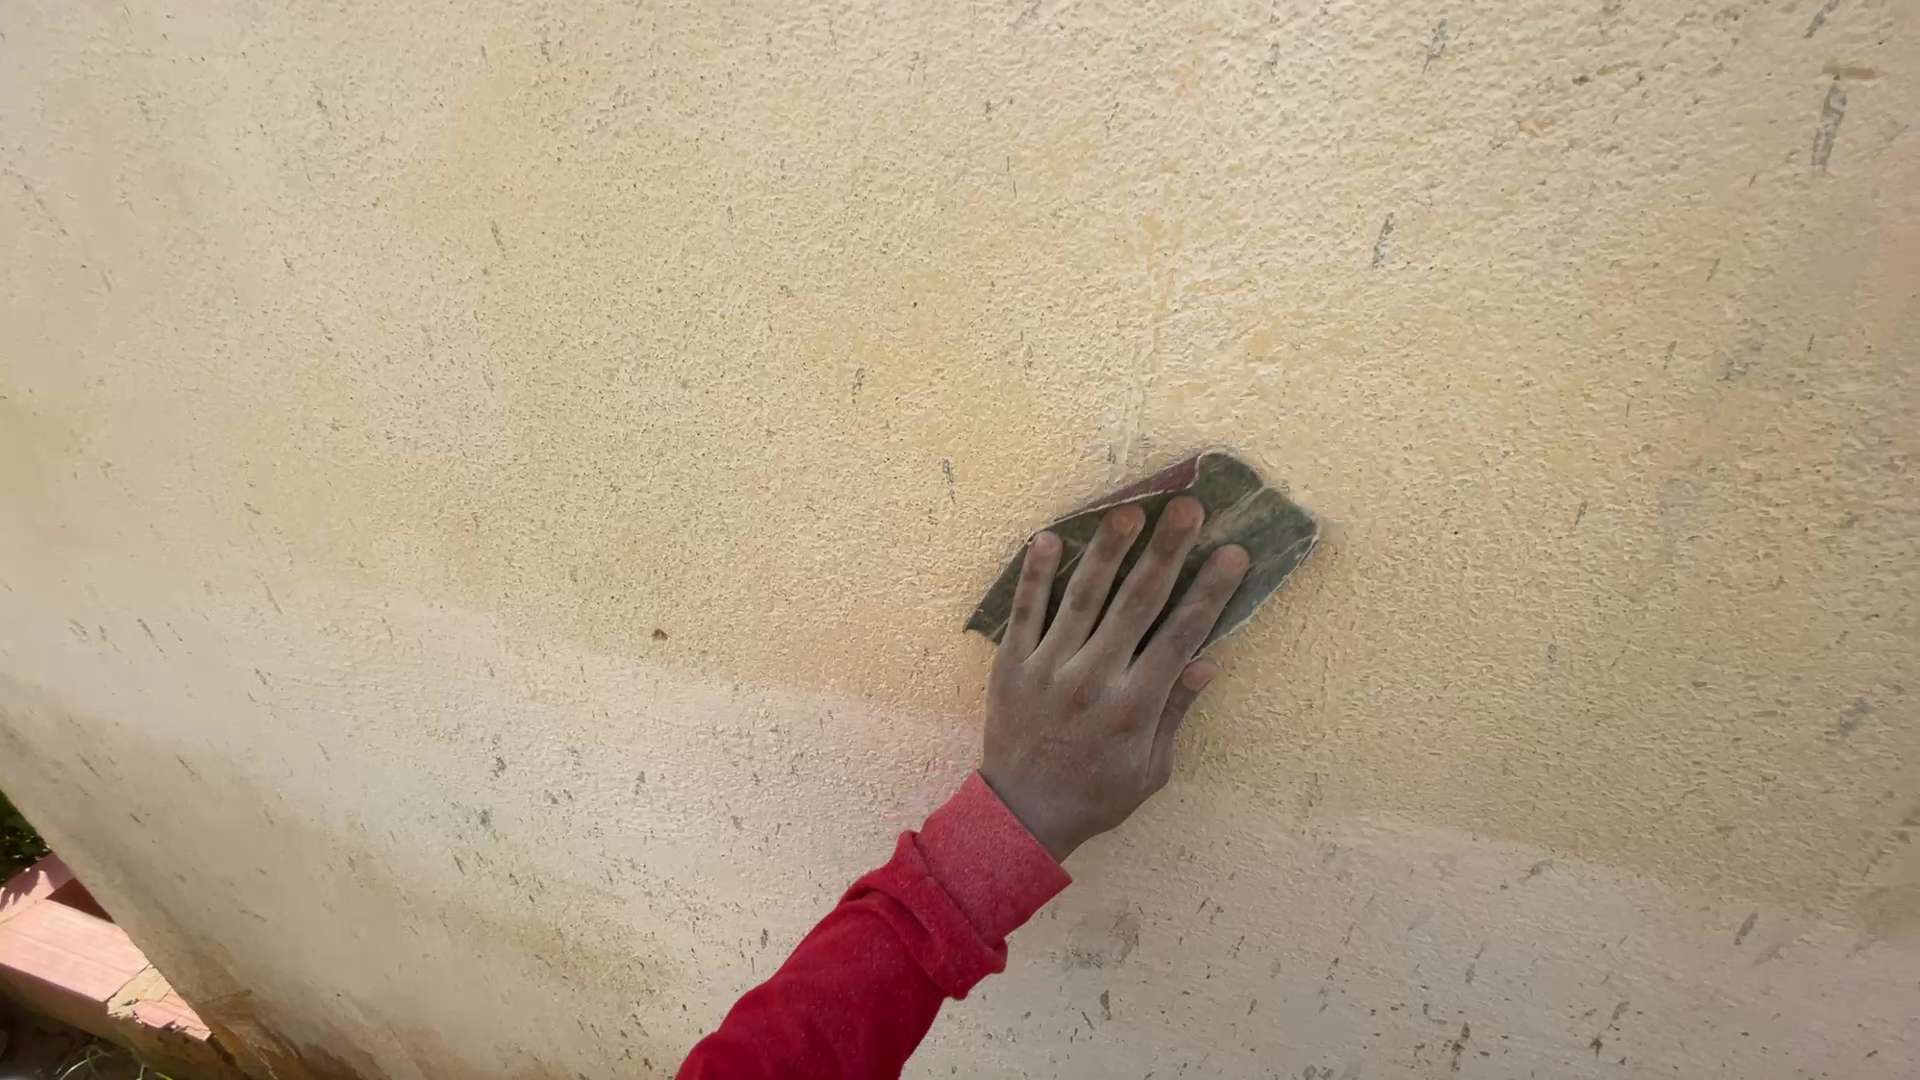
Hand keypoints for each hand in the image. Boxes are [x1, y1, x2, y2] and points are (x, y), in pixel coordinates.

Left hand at [979, 497, 1249, 861]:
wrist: (1021, 814)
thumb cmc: (1095, 795)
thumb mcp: (1151, 770)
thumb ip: (1175, 713)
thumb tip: (1205, 661)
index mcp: (1134, 707)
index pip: (1180, 636)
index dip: (1209, 592)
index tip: (1232, 553)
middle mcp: (1093, 678)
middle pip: (1137, 604)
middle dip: (1166, 553)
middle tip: (1187, 509)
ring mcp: (1049, 668)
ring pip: (1082, 597)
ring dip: (1107, 551)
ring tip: (1128, 510)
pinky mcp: (1011, 664)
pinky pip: (1024, 612)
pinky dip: (1036, 575)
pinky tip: (1049, 538)